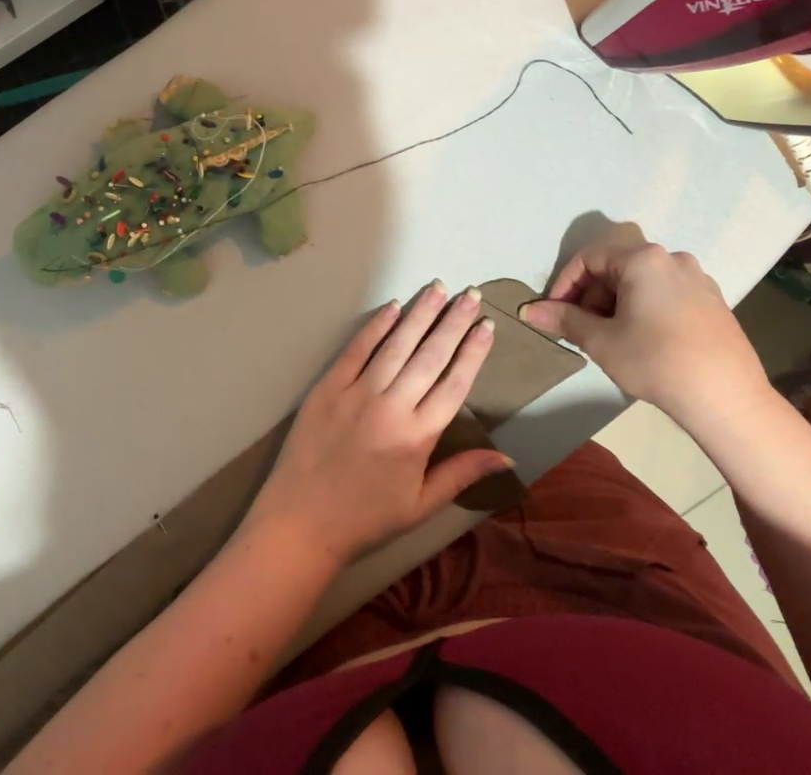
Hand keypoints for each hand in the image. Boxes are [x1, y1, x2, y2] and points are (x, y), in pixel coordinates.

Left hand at [242, 283, 511, 563]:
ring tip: (438, 288)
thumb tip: (509, 457)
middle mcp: (392, 407)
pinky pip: (356, 350)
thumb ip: (462, 473)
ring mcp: (357, 394)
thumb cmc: (365, 518)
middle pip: (430, 355)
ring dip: (420, 314)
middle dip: (454, 322)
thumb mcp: (421, 505)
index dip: (474, 353)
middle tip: (471, 295)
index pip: (455, 384)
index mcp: (419, 437)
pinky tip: (393, 307)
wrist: (301, 522)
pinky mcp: (327, 389)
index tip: (487, 326)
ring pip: (396, 345)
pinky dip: (376, 327)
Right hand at [520, 223, 768, 416]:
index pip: (589, 258)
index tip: (554, 314)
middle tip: (579, 330)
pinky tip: (641, 341)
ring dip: (615, 304)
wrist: (725, 396)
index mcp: (644, 259)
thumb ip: (564, 320)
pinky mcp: (712, 301)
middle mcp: (673, 259)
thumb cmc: (655, 360)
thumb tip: (527, 310)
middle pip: (616, 266)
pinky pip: (665, 294)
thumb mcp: (600, 340)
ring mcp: (697, 279)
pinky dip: (642, 308)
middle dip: (591, 296)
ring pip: (641, 282)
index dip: (564, 284)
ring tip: (608, 339)